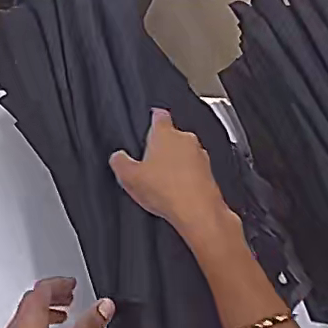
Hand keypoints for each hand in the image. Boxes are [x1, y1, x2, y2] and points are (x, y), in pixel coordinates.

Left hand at [0, 277, 112, 327]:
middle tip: (69, 294)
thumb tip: (103, 306)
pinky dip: (40, 325)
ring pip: (28, 315)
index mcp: (30, 319)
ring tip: (63, 315)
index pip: (42, 289)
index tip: (71, 283)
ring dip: (46, 309)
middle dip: (53, 294)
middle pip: (33, 299)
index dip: (59, 282)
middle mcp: (17, 327)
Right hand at [109, 108, 233, 235]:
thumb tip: (117, 157)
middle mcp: (185, 139)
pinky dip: (185, 177)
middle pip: (171, 136)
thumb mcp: (129, 176)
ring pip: (184, 153)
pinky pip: (194, 170)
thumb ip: (119, 162)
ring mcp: (200, 156)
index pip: (159, 115)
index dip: (153, 117)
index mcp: (165, 133)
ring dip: (175, 163)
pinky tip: (175, 192)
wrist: (198, 211)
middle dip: (161, 147)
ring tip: (162, 182)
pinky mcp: (210, 173)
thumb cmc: (167, 190)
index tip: (150, 118)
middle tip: (148, 162)